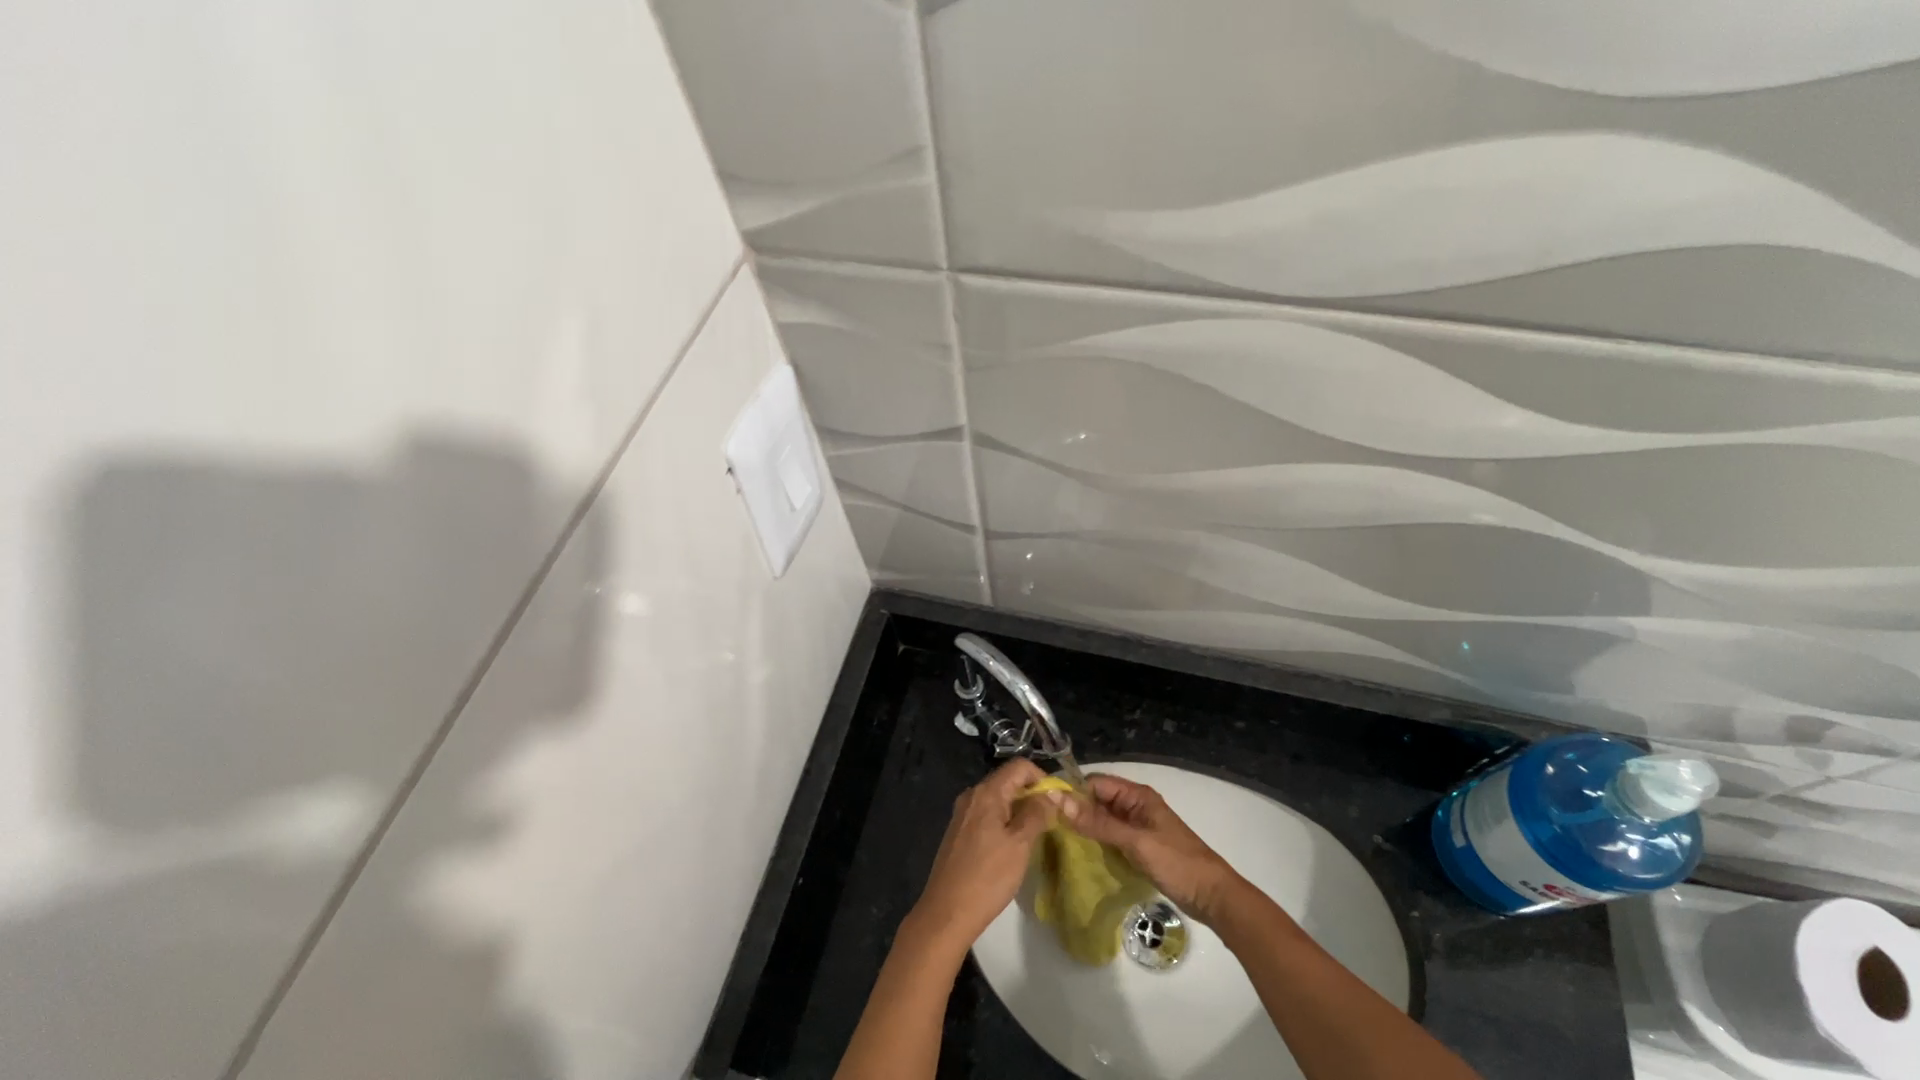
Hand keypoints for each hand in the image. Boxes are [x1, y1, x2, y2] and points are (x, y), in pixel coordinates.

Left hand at [905, 758, 1060, 951]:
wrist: (947, 912)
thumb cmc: (988, 877)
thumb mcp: (1020, 844)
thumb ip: (1037, 813)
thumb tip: (1050, 793)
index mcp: (986, 793)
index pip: (1020, 767)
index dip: (1042, 778)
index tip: (1057, 802)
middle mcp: (971, 796)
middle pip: (1008, 781)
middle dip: (1032, 796)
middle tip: (1050, 822)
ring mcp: (962, 815)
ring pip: (998, 800)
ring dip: (1020, 811)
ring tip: (1035, 836)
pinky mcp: (959, 833)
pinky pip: (987, 816)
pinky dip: (1004, 823)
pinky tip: (1012, 847)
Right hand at [1060, 773, 1244, 924]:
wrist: (1211, 896)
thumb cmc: (1176, 862)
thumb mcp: (1134, 841)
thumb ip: (1097, 822)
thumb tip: (1058, 799)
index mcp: (1137, 796)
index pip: (1095, 783)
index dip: (1072, 791)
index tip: (1045, 807)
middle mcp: (1135, 806)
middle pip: (1097, 800)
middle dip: (1074, 810)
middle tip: (1046, 827)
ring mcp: (1136, 828)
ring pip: (1101, 820)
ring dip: (1083, 828)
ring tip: (1056, 840)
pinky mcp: (1137, 847)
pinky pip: (1109, 837)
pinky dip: (1095, 842)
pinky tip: (1079, 853)